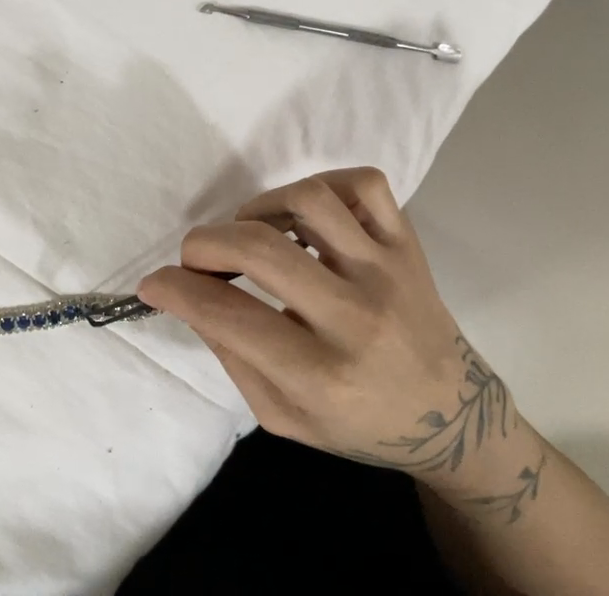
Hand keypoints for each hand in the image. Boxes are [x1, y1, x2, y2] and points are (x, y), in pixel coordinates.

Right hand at [139, 169, 537, 505]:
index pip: (228, 315)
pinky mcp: (408, 246)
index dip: (175, 290)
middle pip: (260, 248)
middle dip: (204, 244)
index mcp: (321, 375)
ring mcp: (387, 273)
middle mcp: (356, 318)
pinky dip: (323, 185)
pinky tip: (303, 215)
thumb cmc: (359, 425)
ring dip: (259, 208)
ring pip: (310, 200)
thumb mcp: (283, 417)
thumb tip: (188, 296)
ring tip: (251, 233)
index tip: (154, 283)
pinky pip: (365, 184)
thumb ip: (231, 357)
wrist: (454, 418)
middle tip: (195, 259)